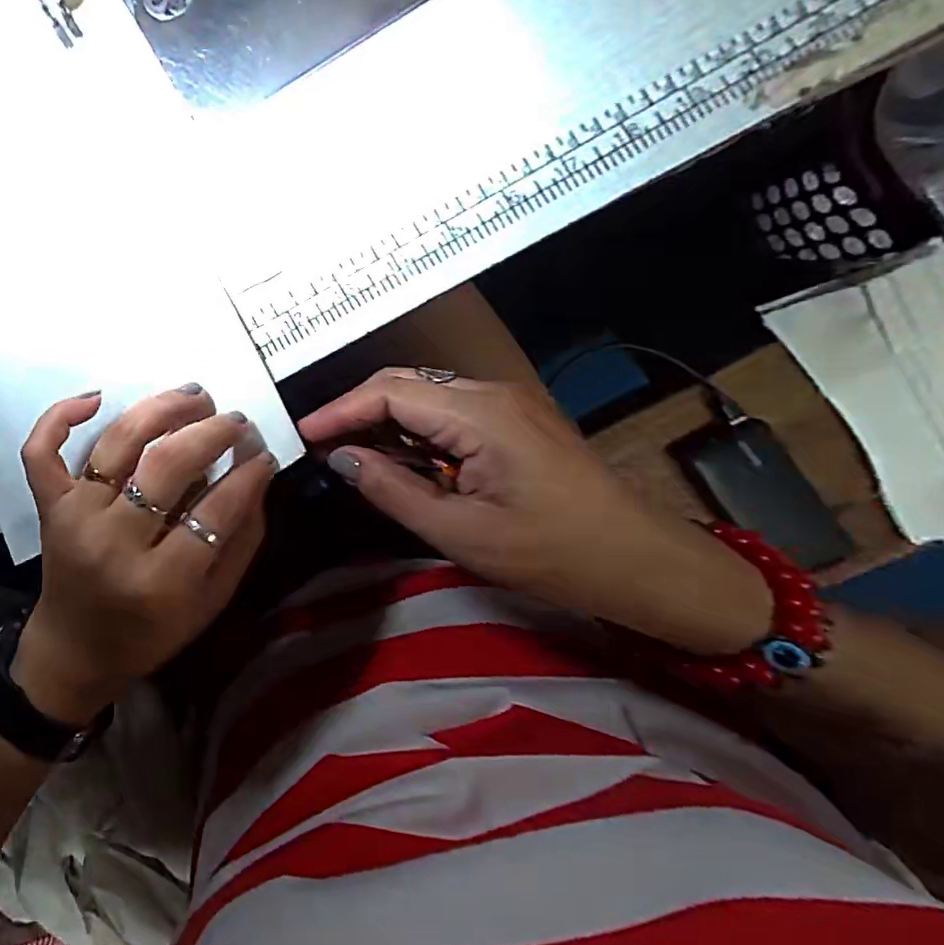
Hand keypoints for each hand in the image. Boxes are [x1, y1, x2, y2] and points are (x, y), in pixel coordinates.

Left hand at [13, 386, 277, 723]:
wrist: (75, 651)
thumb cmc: (151, 631)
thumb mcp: (212, 600)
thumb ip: (242, 539)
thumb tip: (259, 472)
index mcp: (160, 581)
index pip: (215, 509)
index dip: (248, 473)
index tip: (263, 454)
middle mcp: (113, 542)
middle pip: (167, 465)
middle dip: (212, 432)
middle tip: (236, 420)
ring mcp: (75, 518)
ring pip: (117, 444)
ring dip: (161, 409)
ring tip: (196, 395)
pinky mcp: (48, 507)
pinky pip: (41, 453)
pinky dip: (59, 417)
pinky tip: (95, 397)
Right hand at [298, 368, 771, 654]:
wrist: (639, 560)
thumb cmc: (552, 553)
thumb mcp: (461, 531)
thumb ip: (394, 489)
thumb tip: (343, 459)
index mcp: (478, 414)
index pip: (390, 392)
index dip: (340, 411)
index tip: (304, 435)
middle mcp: (490, 394)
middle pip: (406, 384)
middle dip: (359, 411)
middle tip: (324, 447)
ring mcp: (507, 404)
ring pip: (427, 397)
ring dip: (388, 422)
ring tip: (355, 457)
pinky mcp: (515, 421)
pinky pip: (452, 414)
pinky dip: (418, 432)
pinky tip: (403, 461)